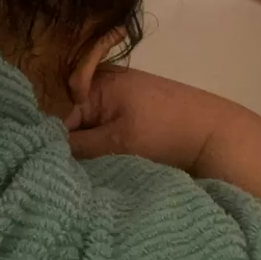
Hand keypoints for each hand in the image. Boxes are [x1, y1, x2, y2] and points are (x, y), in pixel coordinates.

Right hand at [66, 67, 249, 171]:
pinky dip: (105, 149)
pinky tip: (107, 167)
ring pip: (90, 130)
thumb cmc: (164, 133)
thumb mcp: (117, 141)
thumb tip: (45, 153)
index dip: (56, 144)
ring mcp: (120, 100)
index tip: (55, 171)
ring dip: (90, 152)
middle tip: (71, 176)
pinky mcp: (133, 115)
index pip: (60, 116)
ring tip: (90, 175)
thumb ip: (79, 147)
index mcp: (96, 82)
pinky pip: (106, 132)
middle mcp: (104, 86)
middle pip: (74, 122)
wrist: (216, 136)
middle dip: (73, 148)